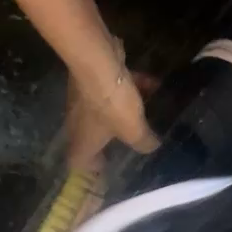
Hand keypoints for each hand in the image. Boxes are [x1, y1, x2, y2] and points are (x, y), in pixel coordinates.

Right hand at [63, 44, 157, 165]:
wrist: (99, 62)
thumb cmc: (112, 105)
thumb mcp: (134, 130)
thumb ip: (144, 142)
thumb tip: (152, 146)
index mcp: (83, 142)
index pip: (79, 164)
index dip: (92, 168)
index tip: (109, 167)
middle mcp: (77, 123)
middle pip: (92, 137)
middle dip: (112, 137)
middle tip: (133, 139)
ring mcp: (83, 99)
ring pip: (105, 109)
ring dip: (125, 109)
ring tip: (150, 109)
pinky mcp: (92, 78)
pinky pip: (113, 88)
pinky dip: (131, 87)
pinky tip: (153, 82)